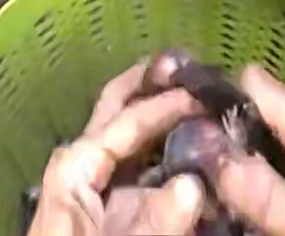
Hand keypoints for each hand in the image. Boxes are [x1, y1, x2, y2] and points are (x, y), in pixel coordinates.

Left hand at [27, 57, 208, 235]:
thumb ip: (151, 227)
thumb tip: (192, 184)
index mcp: (76, 165)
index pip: (128, 120)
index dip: (168, 102)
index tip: (208, 92)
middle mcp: (86, 164)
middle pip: (121, 107)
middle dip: (154, 82)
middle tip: (193, 65)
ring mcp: (100, 188)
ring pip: (134, 137)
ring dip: (164, 116)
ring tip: (202, 99)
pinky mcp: (114, 213)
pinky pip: (144, 174)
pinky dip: (168, 159)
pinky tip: (199, 157)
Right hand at [212, 67, 284, 235]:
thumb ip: (263, 195)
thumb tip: (209, 151)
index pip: (250, 80)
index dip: (226, 104)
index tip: (208, 137)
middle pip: (266, 94)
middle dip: (246, 125)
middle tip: (232, 170)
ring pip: (284, 109)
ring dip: (268, 137)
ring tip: (260, 181)